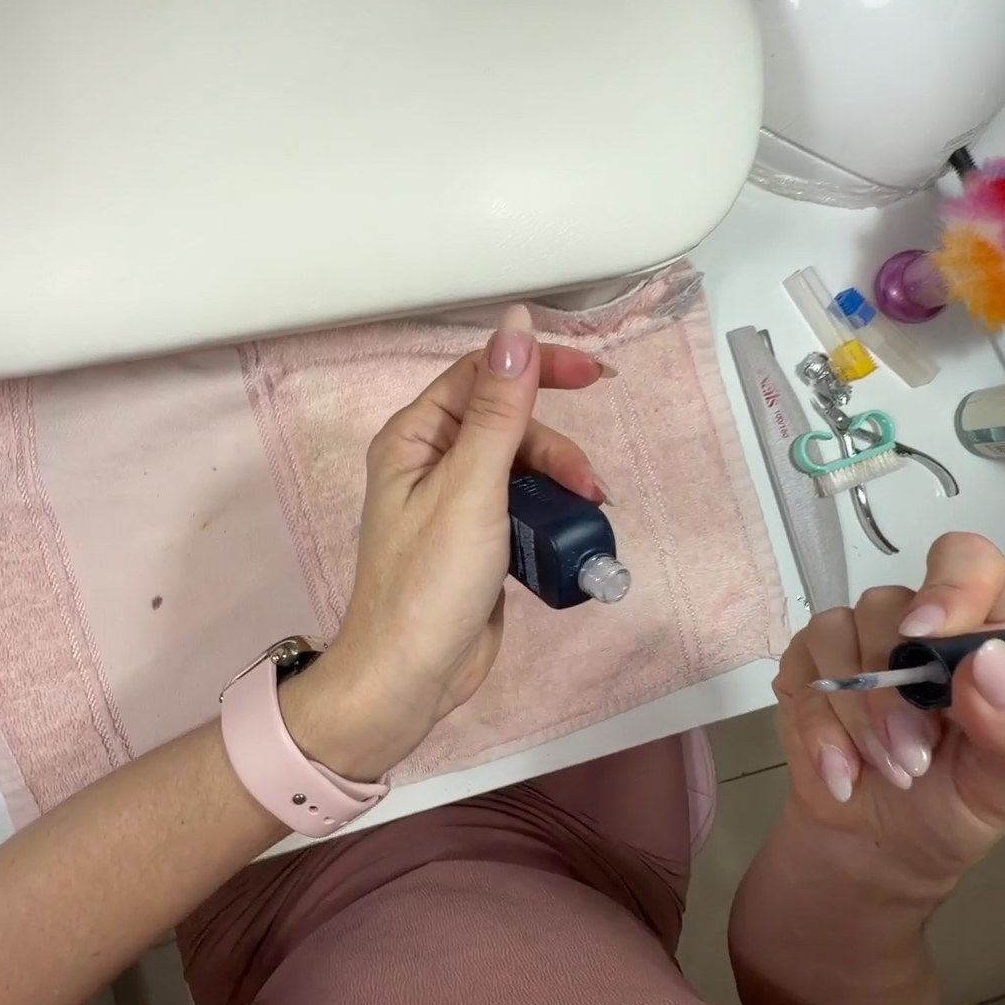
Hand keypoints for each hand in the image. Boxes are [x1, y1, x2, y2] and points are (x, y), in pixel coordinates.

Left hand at [285, 304, 606, 779]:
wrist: (412, 676)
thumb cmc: (430, 582)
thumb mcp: (470, 487)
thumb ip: (497, 408)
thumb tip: (516, 328)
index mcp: (414, 438)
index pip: (479, 376)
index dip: (535, 367)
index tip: (592, 374)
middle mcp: (430, 462)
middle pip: (507, 424)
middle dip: (552, 447)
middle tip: (585, 483)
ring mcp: (454, 502)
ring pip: (520, 466)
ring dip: (557, 482)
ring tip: (585, 512)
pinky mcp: (476, 538)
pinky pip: (520, 505)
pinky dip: (547, 512)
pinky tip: (568, 532)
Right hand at [772, 533, 1004, 895]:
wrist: (879, 840)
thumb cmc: (956, 804)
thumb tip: (990, 663)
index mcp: (979, 631)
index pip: (967, 562)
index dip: (947, 585)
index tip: (925, 635)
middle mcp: (911, 624)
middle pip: (884, 604)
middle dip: (892, 691)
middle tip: (911, 757)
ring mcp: (850, 640)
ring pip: (832, 635)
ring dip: (856, 715)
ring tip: (883, 769)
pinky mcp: (802, 665)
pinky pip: (798, 673)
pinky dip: (819, 730)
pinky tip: (841, 769)